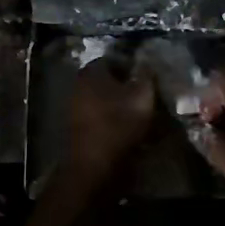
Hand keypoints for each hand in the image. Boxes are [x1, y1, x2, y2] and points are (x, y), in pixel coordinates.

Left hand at [64, 60, 156, 178]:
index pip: (114, 60)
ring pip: (105, 101)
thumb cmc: (119, 123)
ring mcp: (75, 108)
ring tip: (143, 118)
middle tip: (147, 98)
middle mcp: (79, 86)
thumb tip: (146, 62)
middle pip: (109, 82)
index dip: (134, 67)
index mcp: (91, 72)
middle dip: (127, 88)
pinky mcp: (78, 130)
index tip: (149, 79)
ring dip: (122, 107)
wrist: (94, 165)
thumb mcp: (142, 95)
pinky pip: (101, 119)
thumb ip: (146, 75)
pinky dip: (114, 122)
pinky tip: (130, 132)